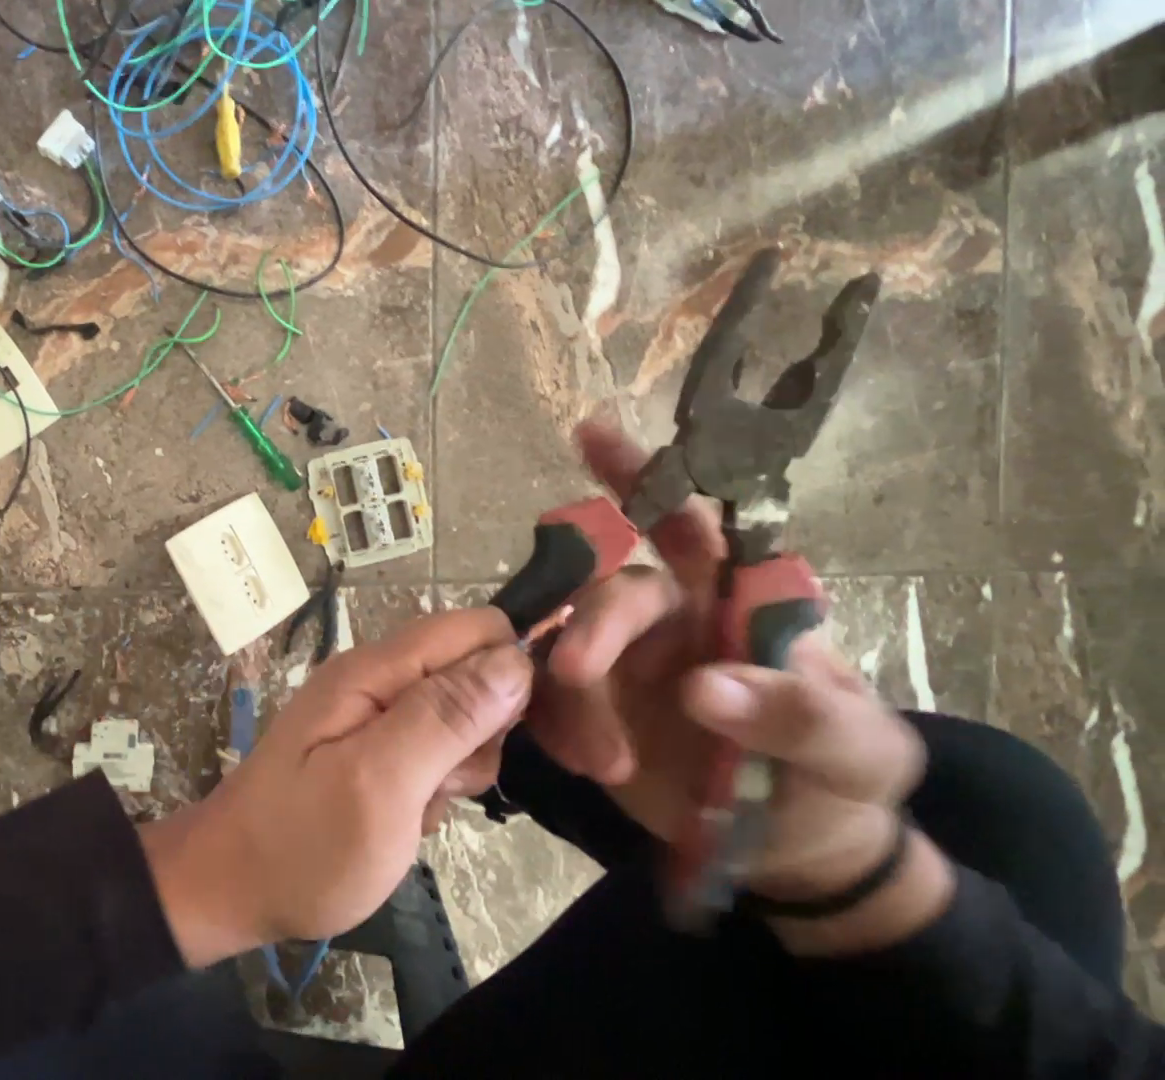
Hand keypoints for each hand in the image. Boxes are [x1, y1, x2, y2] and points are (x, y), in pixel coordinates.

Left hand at [139, 609, 533, 966]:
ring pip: (459, 719)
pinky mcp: (373, 753)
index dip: (509, 670)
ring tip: (418, 806)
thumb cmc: (303, 844)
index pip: (473, 629)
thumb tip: (516, 660)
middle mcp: (375, 680)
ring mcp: (372, 717)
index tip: (507, 734)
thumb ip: (445, 717)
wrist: (233, 888)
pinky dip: (435, 787)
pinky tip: (408, 818)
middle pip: (471, 673)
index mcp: (374, 671)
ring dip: (459, 766)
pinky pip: (433, 754)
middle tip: (446, 781)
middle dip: (483, 729)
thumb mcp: (380, 782)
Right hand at [530, 419, 948, 947]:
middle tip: (574, 673)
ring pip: (563, 648)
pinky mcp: (587, 714)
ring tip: (604, 764)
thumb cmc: (839, 780)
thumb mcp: (859, 754)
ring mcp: (619, 668)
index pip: (688, 526)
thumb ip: (799, 715)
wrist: (794, 852)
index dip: (642, 478)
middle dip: (590, 627)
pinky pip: (543, 701)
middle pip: (611, 593)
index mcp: (733, 605)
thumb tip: (702, 686)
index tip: (590, 436)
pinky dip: (548, 726)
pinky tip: (577, 761)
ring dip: (570, 698)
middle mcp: (667, 622)